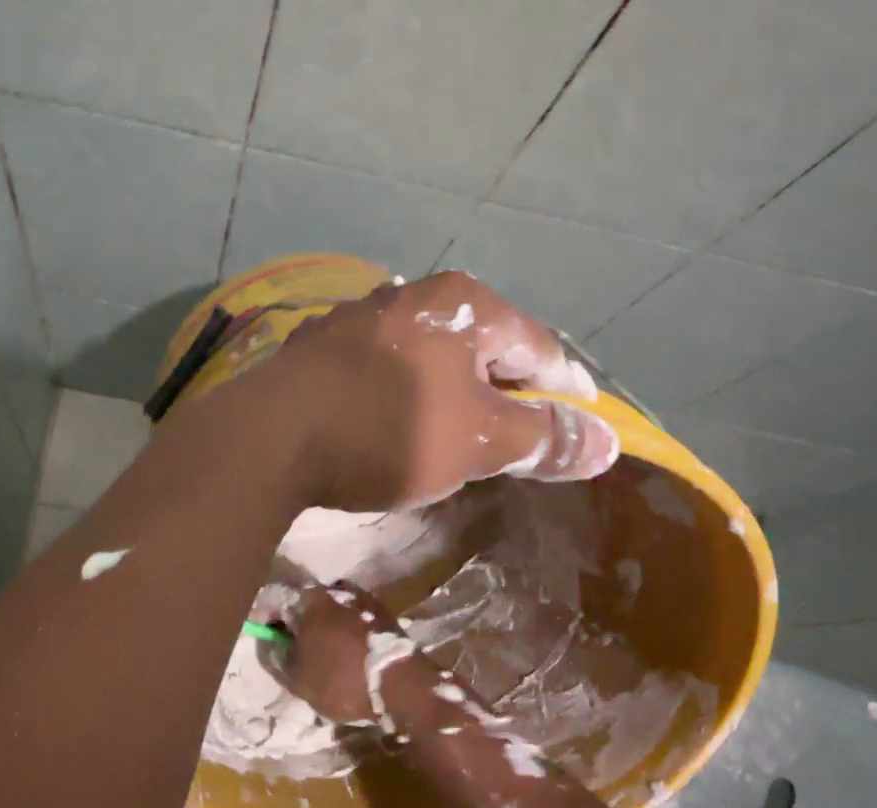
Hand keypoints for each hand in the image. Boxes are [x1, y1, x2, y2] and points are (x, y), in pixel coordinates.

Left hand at [246, 271, 619, 510]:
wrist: (269, 439)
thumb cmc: (388, 431)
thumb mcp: (477, 441)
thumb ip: (543, 438)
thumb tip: (606, 442)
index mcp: (461, 302)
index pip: (536, 344)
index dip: (563, 387)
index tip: (578, 421)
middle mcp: (408, 296)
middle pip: (478, 345)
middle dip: (502, 389)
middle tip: (515, 435)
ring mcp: (354, 319)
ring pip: (424, 356)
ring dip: (446, 392)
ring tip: (454, 432)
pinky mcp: (313, 351)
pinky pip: (378, 372)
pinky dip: (398, 396)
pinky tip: (390, 423)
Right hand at [272, 584, 395, 723]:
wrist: (402, 687)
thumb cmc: (341, 681)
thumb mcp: (298, 680)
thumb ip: (277, 659)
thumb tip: (270, 643)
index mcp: (312, 602)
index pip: (281, 598)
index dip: (272, 616)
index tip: (271, 633)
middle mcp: (339, 593)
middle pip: (312, 601)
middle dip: (303, 618)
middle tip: (300, 643)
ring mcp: (367, 602)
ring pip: (339, 609)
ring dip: (332, 624)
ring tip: (330, 650)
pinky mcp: (389, 618)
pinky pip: (360, 620)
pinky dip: (353, 631)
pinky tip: (353, 652)